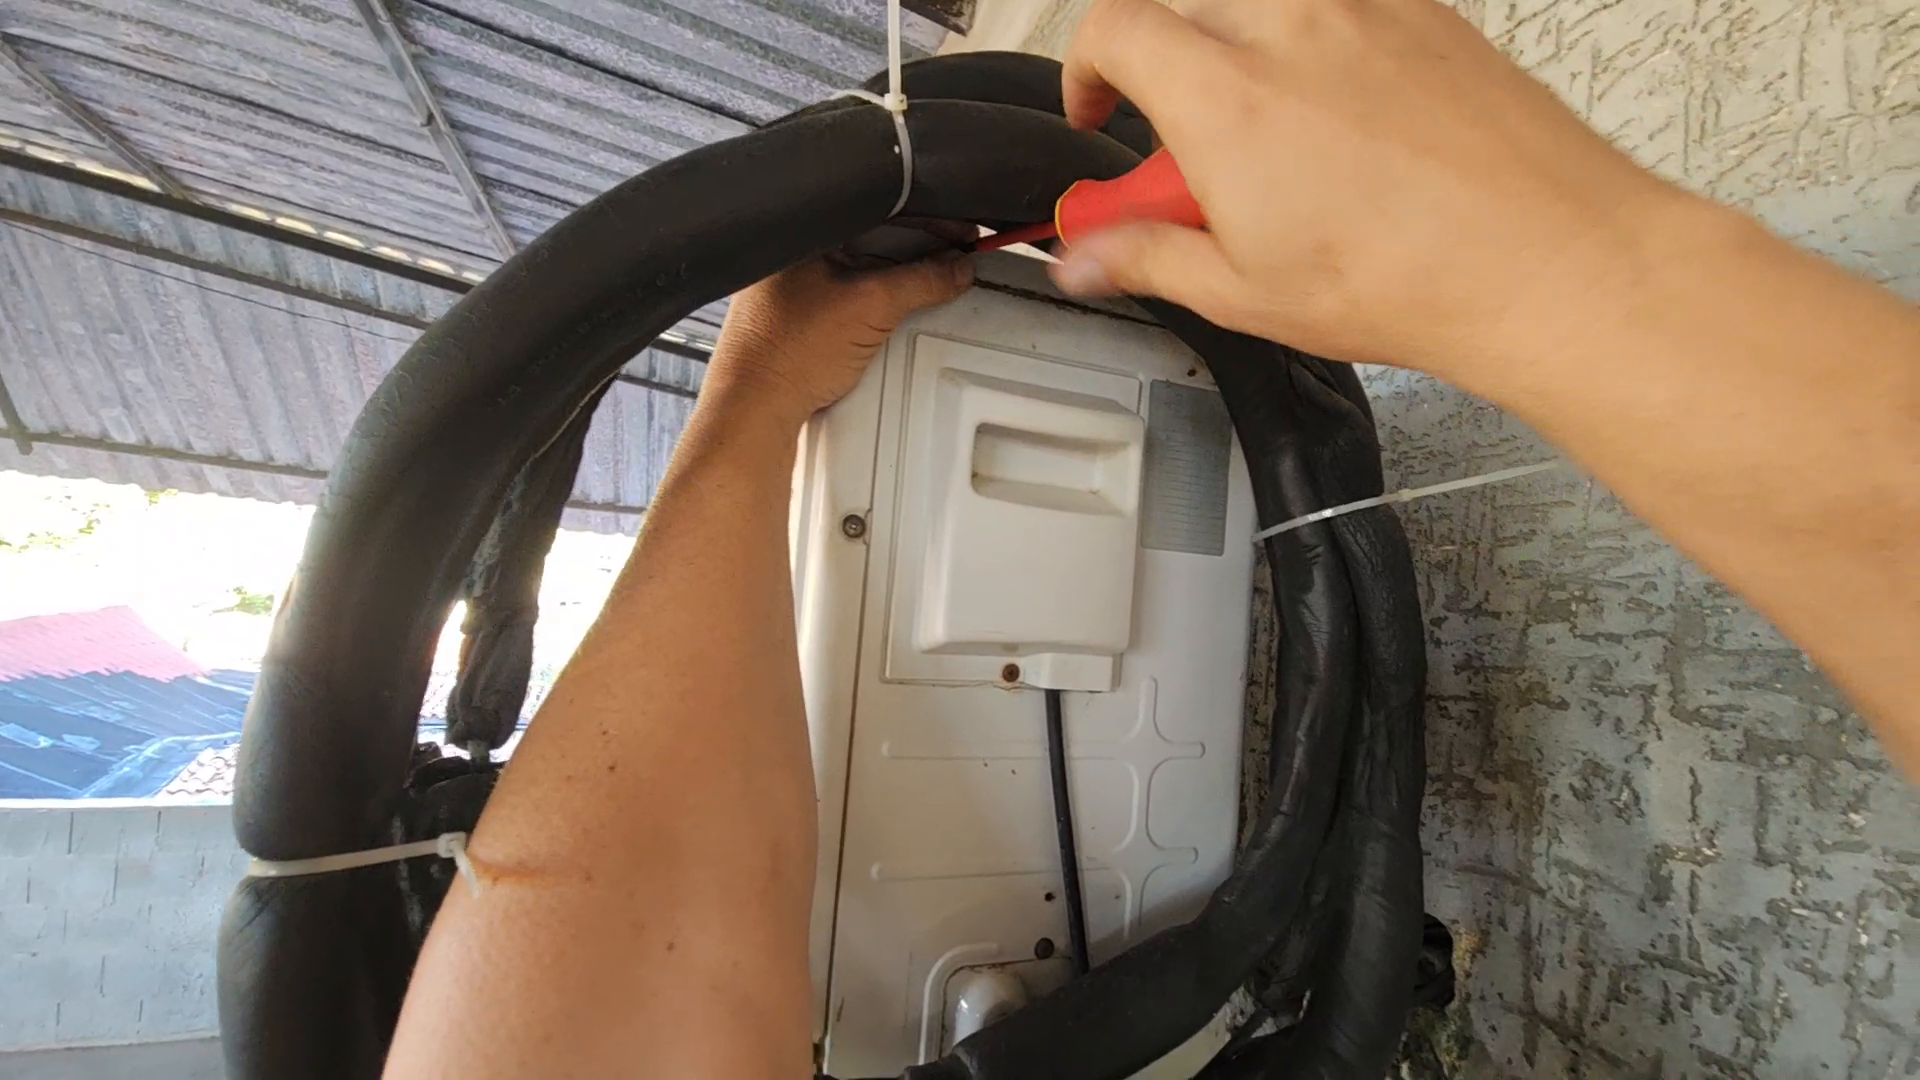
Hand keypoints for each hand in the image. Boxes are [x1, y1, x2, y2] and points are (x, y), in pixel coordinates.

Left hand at [707, 230, 975, 422]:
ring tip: (937, 280)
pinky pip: (855, 292)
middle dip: (921, 245)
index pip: (877, 207)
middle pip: (875, 234)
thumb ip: (921, 282)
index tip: (958, 229)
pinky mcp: (804, 314)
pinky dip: (883, 295)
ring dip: (904, 272)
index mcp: (803, 231)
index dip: (925, 217)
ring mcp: (799, 283)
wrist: (757, 407)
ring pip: (867, 264)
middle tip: (957, 256)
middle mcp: (796, 251)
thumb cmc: (784, 354)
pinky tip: (905, 303)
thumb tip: (956, 268)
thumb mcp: (869, 307)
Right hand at [1050, 0, 1693, 382]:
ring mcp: (1363, 8)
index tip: (1095, 117)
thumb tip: (1081, 259)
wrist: (1536, 257)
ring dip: (1229, 60)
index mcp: (1227, 99)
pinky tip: (1323, 124)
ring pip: (1255, 6)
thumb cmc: (1397, 275)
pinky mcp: (1420, 11)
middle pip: (1181, 12)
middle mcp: (1291, 27)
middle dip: (1155, 78)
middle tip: (1180, 162)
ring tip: (1256, 144)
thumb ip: (1140, 258)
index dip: (1084, 73)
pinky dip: (1299, 49)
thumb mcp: (1235, 290)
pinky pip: (1329, 7)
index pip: (1114, 30)